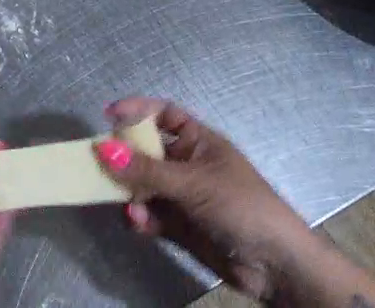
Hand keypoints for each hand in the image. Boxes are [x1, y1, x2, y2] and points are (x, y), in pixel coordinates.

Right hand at [96, 97, 304, 301]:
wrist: (275, 264)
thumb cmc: (240, 205)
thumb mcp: (192, 183)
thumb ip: (146, 169)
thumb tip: (103, 148)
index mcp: (198, 141)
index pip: (163, 114)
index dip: (137, 110)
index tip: (107, 115)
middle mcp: (187, 163)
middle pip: (146, 150)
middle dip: (124, 157)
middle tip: (99, 164)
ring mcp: (182, 195)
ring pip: (143, 184)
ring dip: (130, 192)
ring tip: (126, 202)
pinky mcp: (179, 225)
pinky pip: (149, 214)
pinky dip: (141, 217)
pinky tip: (139, 222)